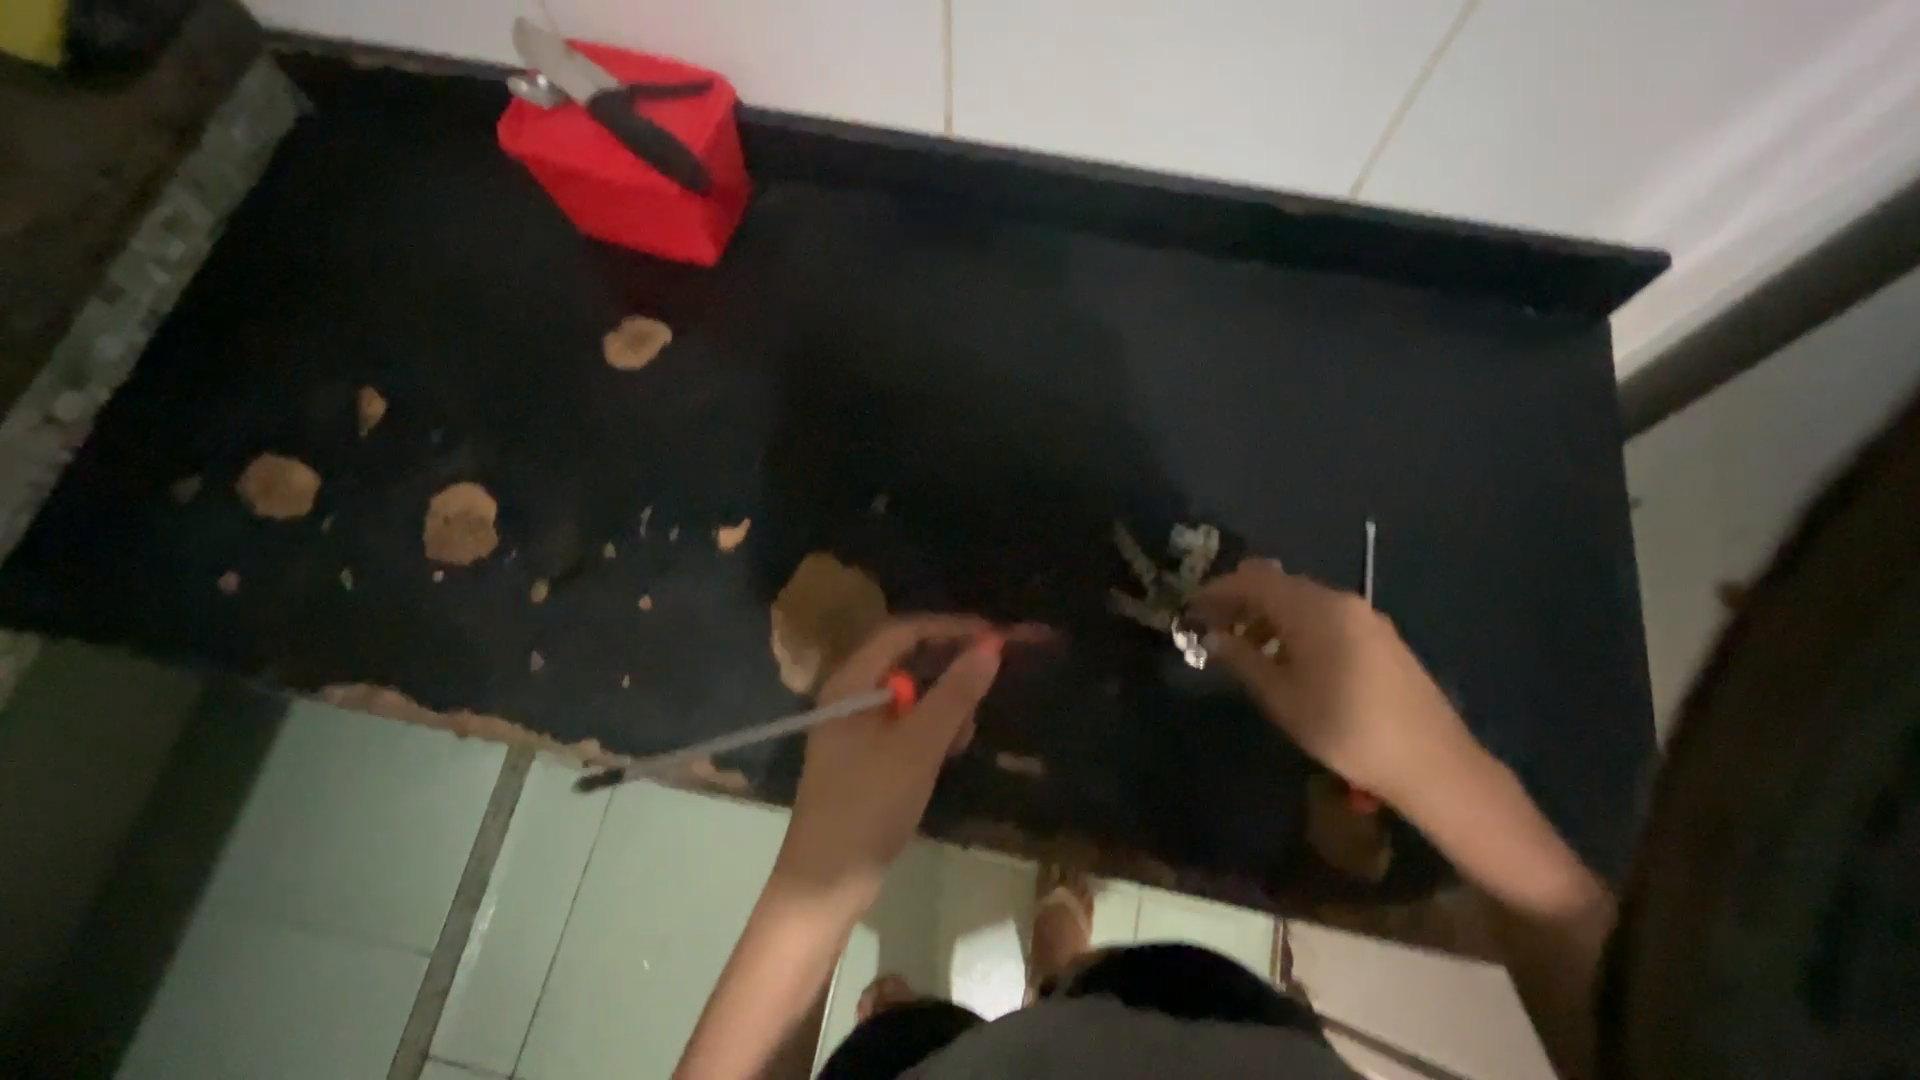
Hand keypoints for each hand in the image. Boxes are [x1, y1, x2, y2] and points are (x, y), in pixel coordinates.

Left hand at [774, 615, 1002, 907]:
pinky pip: (907, 725)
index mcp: (850, 682)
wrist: (826, 881)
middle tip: (988, 687)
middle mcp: (850, 695)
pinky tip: (951, 750)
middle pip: (908, 660)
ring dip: (945, 704)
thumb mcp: (918, 746)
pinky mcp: (867, 757)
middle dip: (951, 669)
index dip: (950, 628)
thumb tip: (991, 647)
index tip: (995, 636)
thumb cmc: (869, 804)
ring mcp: (857, 728)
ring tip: (964, 733)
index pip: (904, 632)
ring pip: (912, 696)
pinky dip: (933, 730)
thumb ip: (955, 694)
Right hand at [1191, 559, 1482, 811]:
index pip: (1253, 581)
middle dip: (1240, 600)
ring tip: (1241, 647)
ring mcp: (1364, 617)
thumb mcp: (1282, 698)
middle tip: (1210, 626)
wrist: (1432, 762)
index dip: (1217, 590)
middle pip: (1278, 585)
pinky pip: (1324, 616)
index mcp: (1314, 609)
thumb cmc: (1345, 729)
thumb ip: (1243, 660)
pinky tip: (1285, 658)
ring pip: (1302, 600)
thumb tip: (1212, 637)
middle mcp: (1340, 601)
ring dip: (1267, 615)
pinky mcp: (1379, 637)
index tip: (1189, 608)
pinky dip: (1294, 626)